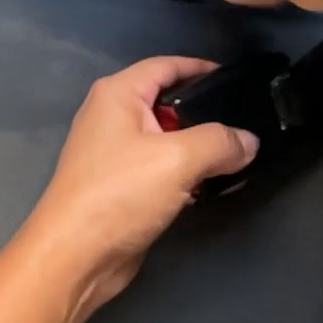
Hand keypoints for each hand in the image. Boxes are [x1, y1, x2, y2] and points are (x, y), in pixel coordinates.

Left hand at [19, 58, 258, 307]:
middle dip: (204, 112)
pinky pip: (159, 166)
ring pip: (165, 137)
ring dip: (197, 147)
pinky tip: (210, 185)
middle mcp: (112, 115)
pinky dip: (183, 172)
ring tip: (237, 156)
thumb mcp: (177, 160)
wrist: (74, 256)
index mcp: (118, 94)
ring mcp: (113, 151)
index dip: (200, 68)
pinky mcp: (119, 184)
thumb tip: (248, 141)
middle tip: (245, 122)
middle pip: (167, 101)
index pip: (165, 65)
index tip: (235, 78)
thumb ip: (219, 143)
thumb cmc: (120, 193)